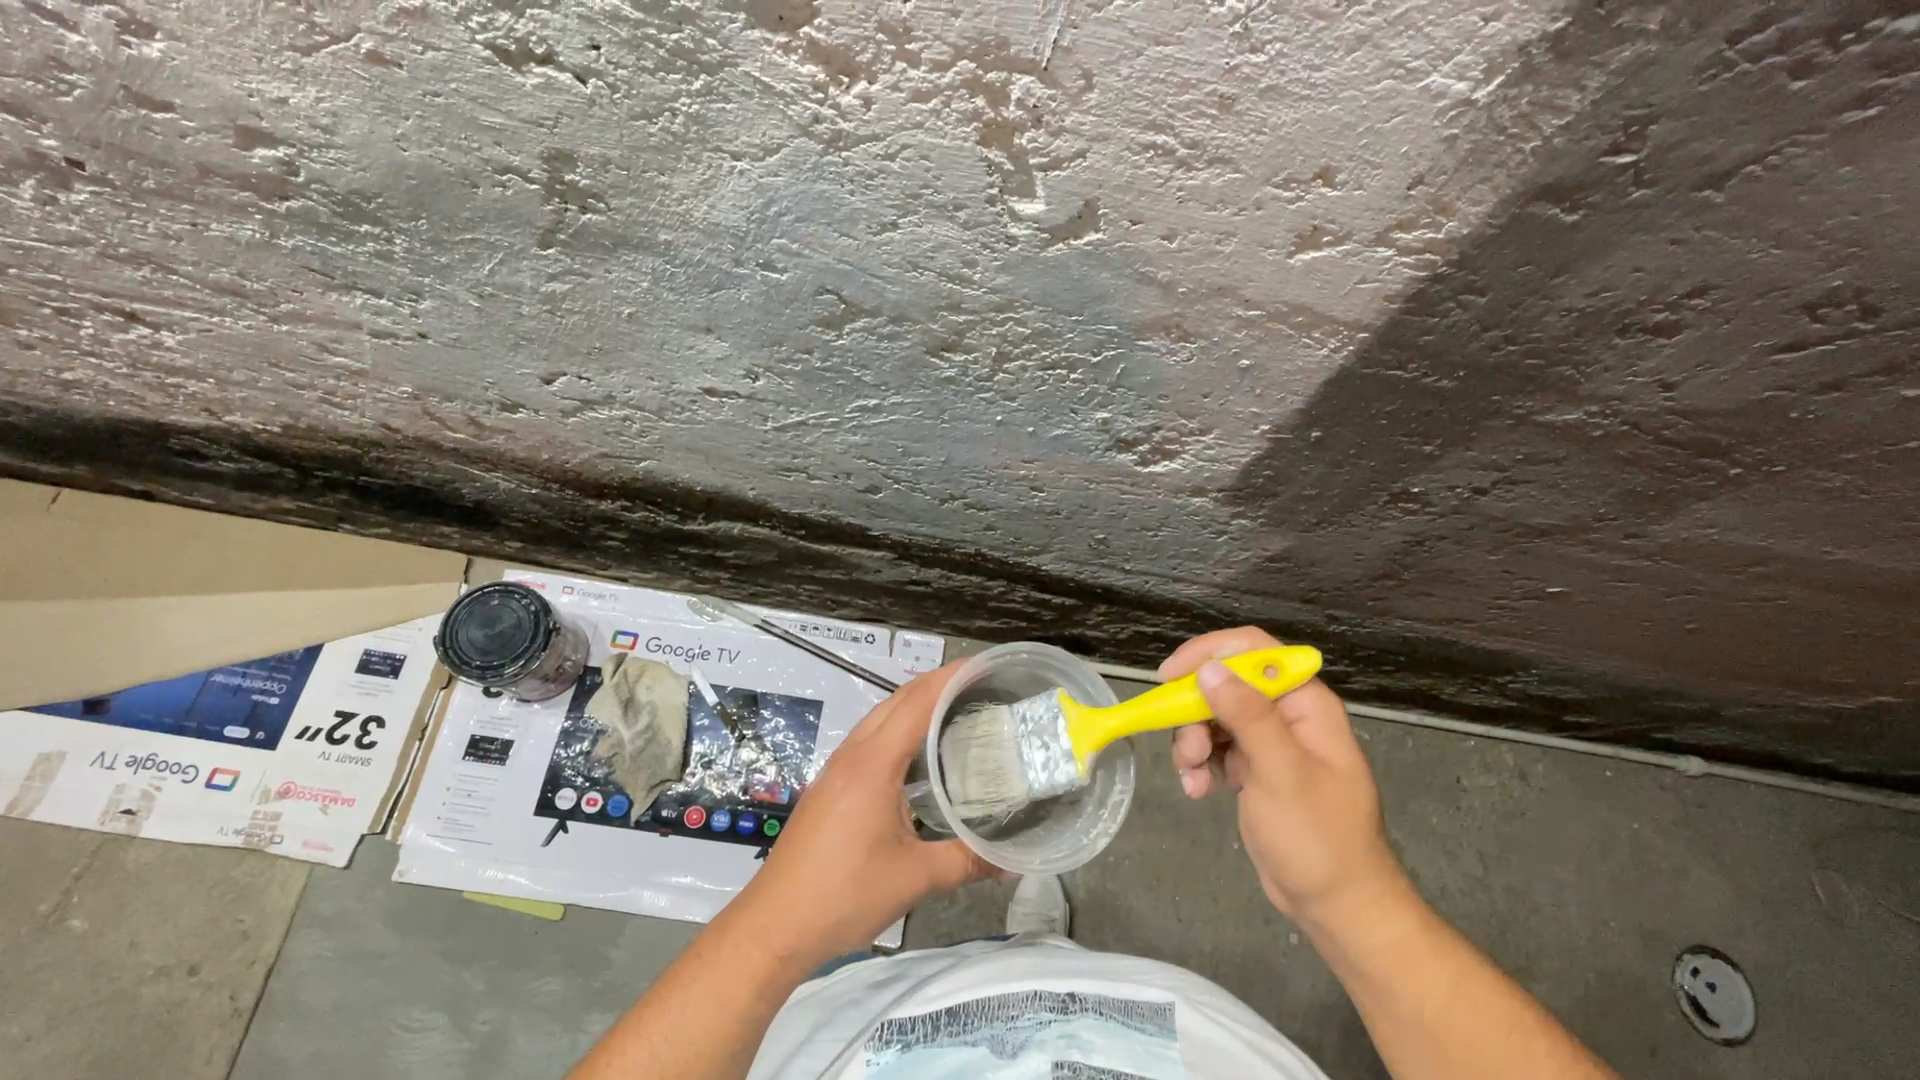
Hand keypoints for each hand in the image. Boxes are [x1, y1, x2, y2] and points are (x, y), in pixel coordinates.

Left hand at [737, 663, 995, 958]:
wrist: (775, 925)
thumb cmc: (844, 895)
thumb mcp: (915, 879)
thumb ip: (966, 862)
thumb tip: (1012, 860)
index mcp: (872, 765)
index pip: (916, 703)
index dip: (950, 679)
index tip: (984, 666)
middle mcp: (852, 757)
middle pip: (896, 701)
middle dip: (936, 684)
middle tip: (980, 686)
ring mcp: (835, 771)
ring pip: (878, 720)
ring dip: (913, 707)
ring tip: (956, 712)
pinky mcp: (829, 789)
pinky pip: (868, 743)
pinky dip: (897, 732)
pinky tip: (918, 757)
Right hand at [1161, 627, 1406, 923]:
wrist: (1336, 904)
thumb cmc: (1319, 837)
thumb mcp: (1282, 772)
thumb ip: (1247, 715)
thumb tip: (1208, 669)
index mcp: (1305, 703)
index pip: (1253, 650)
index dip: (1209, 653)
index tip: (1170, 676)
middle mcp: (1287, 715)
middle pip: (1225, 685)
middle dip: (1195, 713)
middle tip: (1186, 750)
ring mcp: (1270, 743)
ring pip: (1213, 717)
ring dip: (1193, 743)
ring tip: (1194, 778)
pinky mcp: (1255, 770)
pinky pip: (1216, 749)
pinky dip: (1201, 765)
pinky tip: (1199, 791)